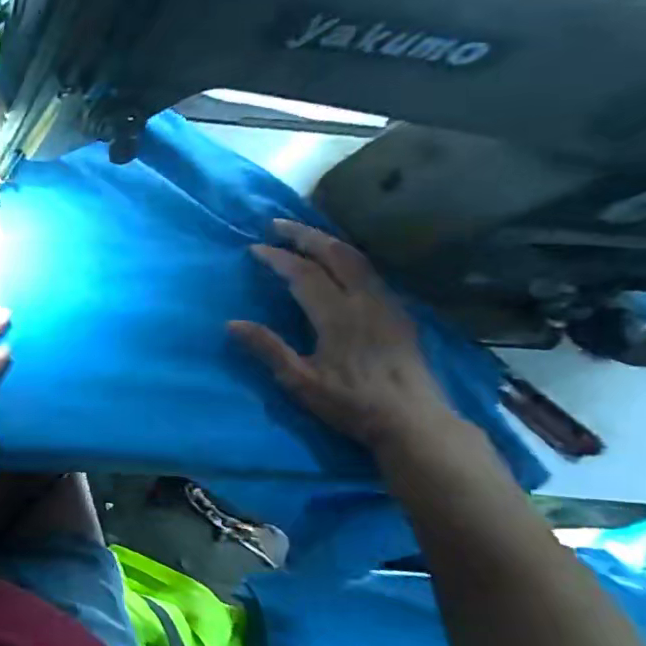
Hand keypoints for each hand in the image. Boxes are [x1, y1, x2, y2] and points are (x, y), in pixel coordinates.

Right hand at [229, 219, 460, 449]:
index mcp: (338, 317)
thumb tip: (232, 323)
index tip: (254, 248)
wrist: (414, 421)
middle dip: (306, 236)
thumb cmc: (350, 404)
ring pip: (358, 260)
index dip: (278, 258)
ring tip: (304, 236)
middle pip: (337, 255)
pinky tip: (338, 263)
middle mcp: (366, 302)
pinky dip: (348, 258)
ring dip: (328, 243)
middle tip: (277, 224)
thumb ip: (268, 349)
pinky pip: (371, 272)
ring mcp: (387, 305)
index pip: (304, 275)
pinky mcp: (398, 313)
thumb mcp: (299, 382)